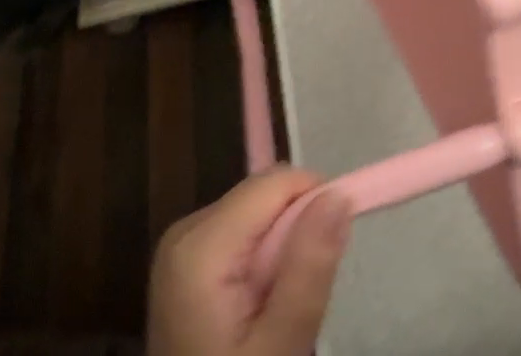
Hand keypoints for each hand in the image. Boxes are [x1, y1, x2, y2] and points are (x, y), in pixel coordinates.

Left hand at [148, 168, 351, 355]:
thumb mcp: (281, 344)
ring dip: (281, 249)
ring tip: (277, 309)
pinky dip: (262, 259)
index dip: (316, 205)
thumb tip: (340, 193)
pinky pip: (241, 233)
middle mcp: (185, 229)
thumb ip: (309, 267)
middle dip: (296, 232)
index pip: (278, 181)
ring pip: (258, 213)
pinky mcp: (184, 260)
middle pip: (266, 195)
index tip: (330, 257)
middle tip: (298, 298)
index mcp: (200, 244)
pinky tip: (256, 308)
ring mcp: (180, 245)